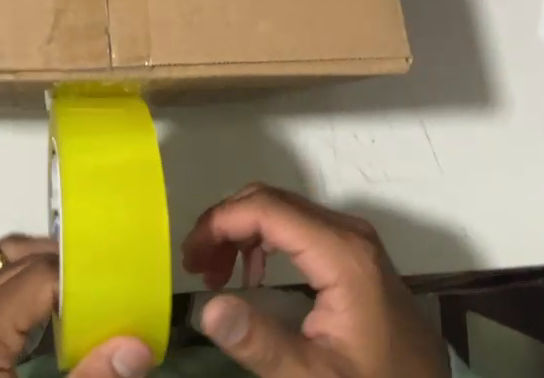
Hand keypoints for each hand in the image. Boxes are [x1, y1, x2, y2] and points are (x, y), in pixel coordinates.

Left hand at [0, 235, 154, 377]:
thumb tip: (136, 346)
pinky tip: (39, 302)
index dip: (81, 279)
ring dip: (38, 262)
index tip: (118, 290)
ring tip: (77, 288)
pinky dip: (14, 273)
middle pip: (18, 259)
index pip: (38, 278)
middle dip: (65, 267)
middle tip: (107, 287)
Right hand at [180, 185, 449, 377]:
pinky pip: (297, 225)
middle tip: (196, 266)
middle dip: (224, 226)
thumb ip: (261, 343)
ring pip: (280, 209)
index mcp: (340, 252)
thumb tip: (207, 307)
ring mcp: (352, 239)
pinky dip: (263, 239)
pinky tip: (250, 275)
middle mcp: (347, 231)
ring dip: (240, 231)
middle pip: (269, 200)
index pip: (264, 208)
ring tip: (215, 273)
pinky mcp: (353, 252)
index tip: (189, 259)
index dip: (218, 224)